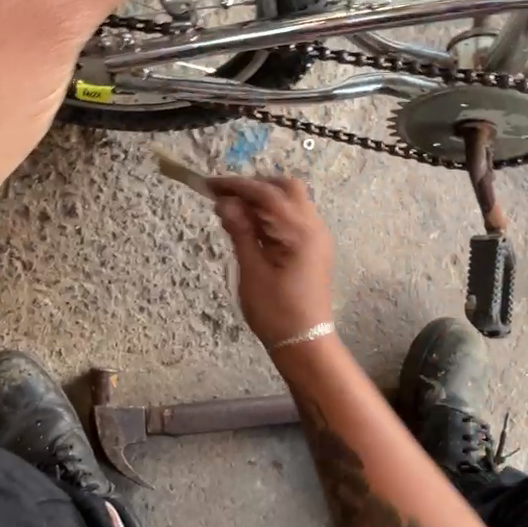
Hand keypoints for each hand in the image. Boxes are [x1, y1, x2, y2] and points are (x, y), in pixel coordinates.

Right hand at [211, 177, 335, 348]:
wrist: (305, 341)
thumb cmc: (276, 311)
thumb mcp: (252, 271)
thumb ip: (241, 232)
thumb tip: (225, 203)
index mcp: (299, 231)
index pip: (266, 194)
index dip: (236, 185)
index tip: (210, 185)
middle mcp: (314, 226)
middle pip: (286, 187)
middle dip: (255, 186)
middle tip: (226, 197)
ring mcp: (317, 236)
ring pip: (292, 200)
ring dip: (265, 199)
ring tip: (235, 212)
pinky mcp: (314, 247)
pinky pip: (295, 217)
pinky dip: (274, 213)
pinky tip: (253, 226)